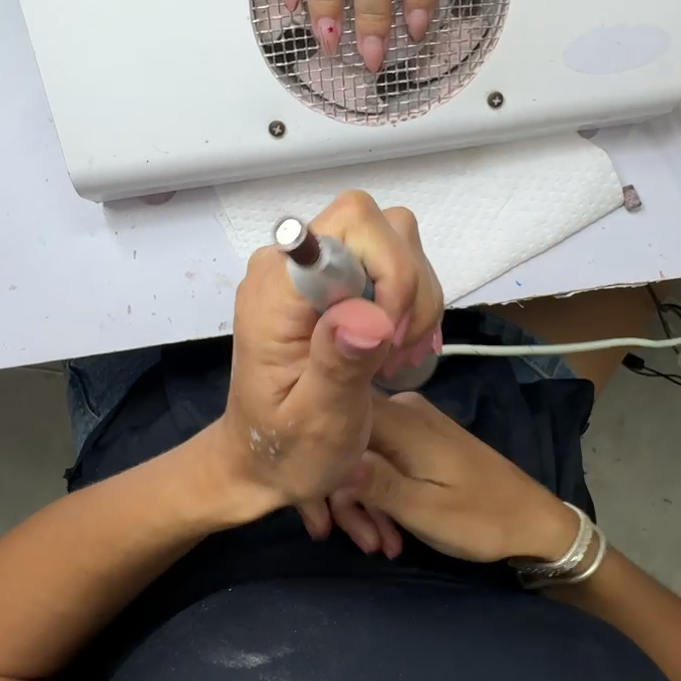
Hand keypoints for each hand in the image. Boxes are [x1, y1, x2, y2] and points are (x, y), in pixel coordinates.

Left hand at [202, 191, 443, 552]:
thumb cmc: (285, 448)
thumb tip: (367, 315)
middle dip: (409, 289)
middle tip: (397, 352)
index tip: (387, 335)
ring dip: (415, 300)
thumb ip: (338, 365)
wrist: (265, 458)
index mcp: (276, 291)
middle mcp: (292, 264)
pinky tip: (395, 348)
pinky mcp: (335, 280)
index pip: (350, 222)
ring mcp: (314, 268)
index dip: (389, 267)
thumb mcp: (317, 422)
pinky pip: (393, 264)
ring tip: (395, 357)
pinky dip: (411, 303)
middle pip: (381, 227)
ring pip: (397, 242)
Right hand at [337, 392, 578, 563]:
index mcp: (402, 420)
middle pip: (348, 444)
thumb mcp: (424, 510)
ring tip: (380, 546)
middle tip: (363, 543)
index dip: (320, 465)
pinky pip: (383, 460)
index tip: (321, 513)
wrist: (534, 522)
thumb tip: (333, 461)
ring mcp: (414, 423)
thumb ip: (376, 483)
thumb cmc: (480, 518)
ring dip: (365, 504)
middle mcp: (403, 409)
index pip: (336, 423)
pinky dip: (382, 496)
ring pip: (363, 456)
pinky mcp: (422, 440)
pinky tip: (390, 533)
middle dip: (345, 497)